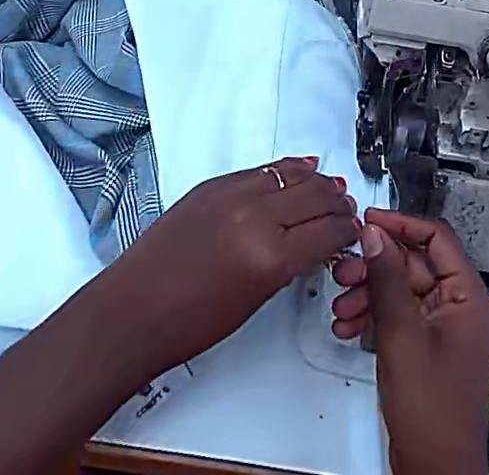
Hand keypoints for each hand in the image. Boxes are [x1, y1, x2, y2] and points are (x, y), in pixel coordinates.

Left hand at [83, 156, 359, 378]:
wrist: (135, 308)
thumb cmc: (189, 319)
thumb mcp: (254, 299)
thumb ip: (287, 264)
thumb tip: (312, 242)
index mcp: (269, 256)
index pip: (327, 232)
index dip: (347, 231)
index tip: (353, 231)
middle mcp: (253, 217)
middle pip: (313, 196)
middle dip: (336, 203)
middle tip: (347, 209)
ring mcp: (229, 195)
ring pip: (288, 174)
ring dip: (314, 181)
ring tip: (329, 187)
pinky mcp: (210, 185)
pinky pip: (258, 170)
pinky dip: (282, 170)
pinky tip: (296, 168)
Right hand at [330, 208, 488, 474]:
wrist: (436, 469)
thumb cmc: (435, 414)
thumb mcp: (402, 333)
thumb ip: (387, 278)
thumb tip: (376, 235)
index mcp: (468, 298)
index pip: (436, 238)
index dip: (401, 224)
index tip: (370, 220)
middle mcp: (459, 308)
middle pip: (413, 263)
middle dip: (375, 266)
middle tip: (345, 269)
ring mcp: (442, 328)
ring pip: (400, 288)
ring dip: (368, 292)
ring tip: (343, 305)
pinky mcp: (425, 345)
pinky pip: (397, 313)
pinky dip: (372, 314)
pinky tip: (348, 324)